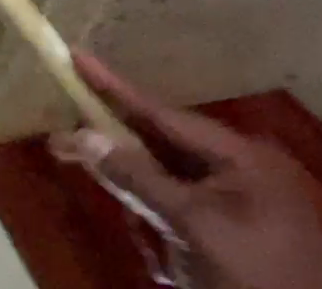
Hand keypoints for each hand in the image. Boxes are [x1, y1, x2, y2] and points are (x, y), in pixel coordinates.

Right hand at [52, 55, 321, 288]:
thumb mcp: (193, 224)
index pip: (162, 113)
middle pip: (157, 147)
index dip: (113, 86)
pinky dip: (163, 227)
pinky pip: (178, 209)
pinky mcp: (236, 227)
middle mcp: (240, 168)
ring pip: (162, 182)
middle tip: (63, 149)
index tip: (75, 55)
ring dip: (144, 208)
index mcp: (240, 157)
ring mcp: (240, 200)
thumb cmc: (258, 272)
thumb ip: (136, 177)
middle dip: (120, 162)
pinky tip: (172, 260)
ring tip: (160, 249)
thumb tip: (81, 134)